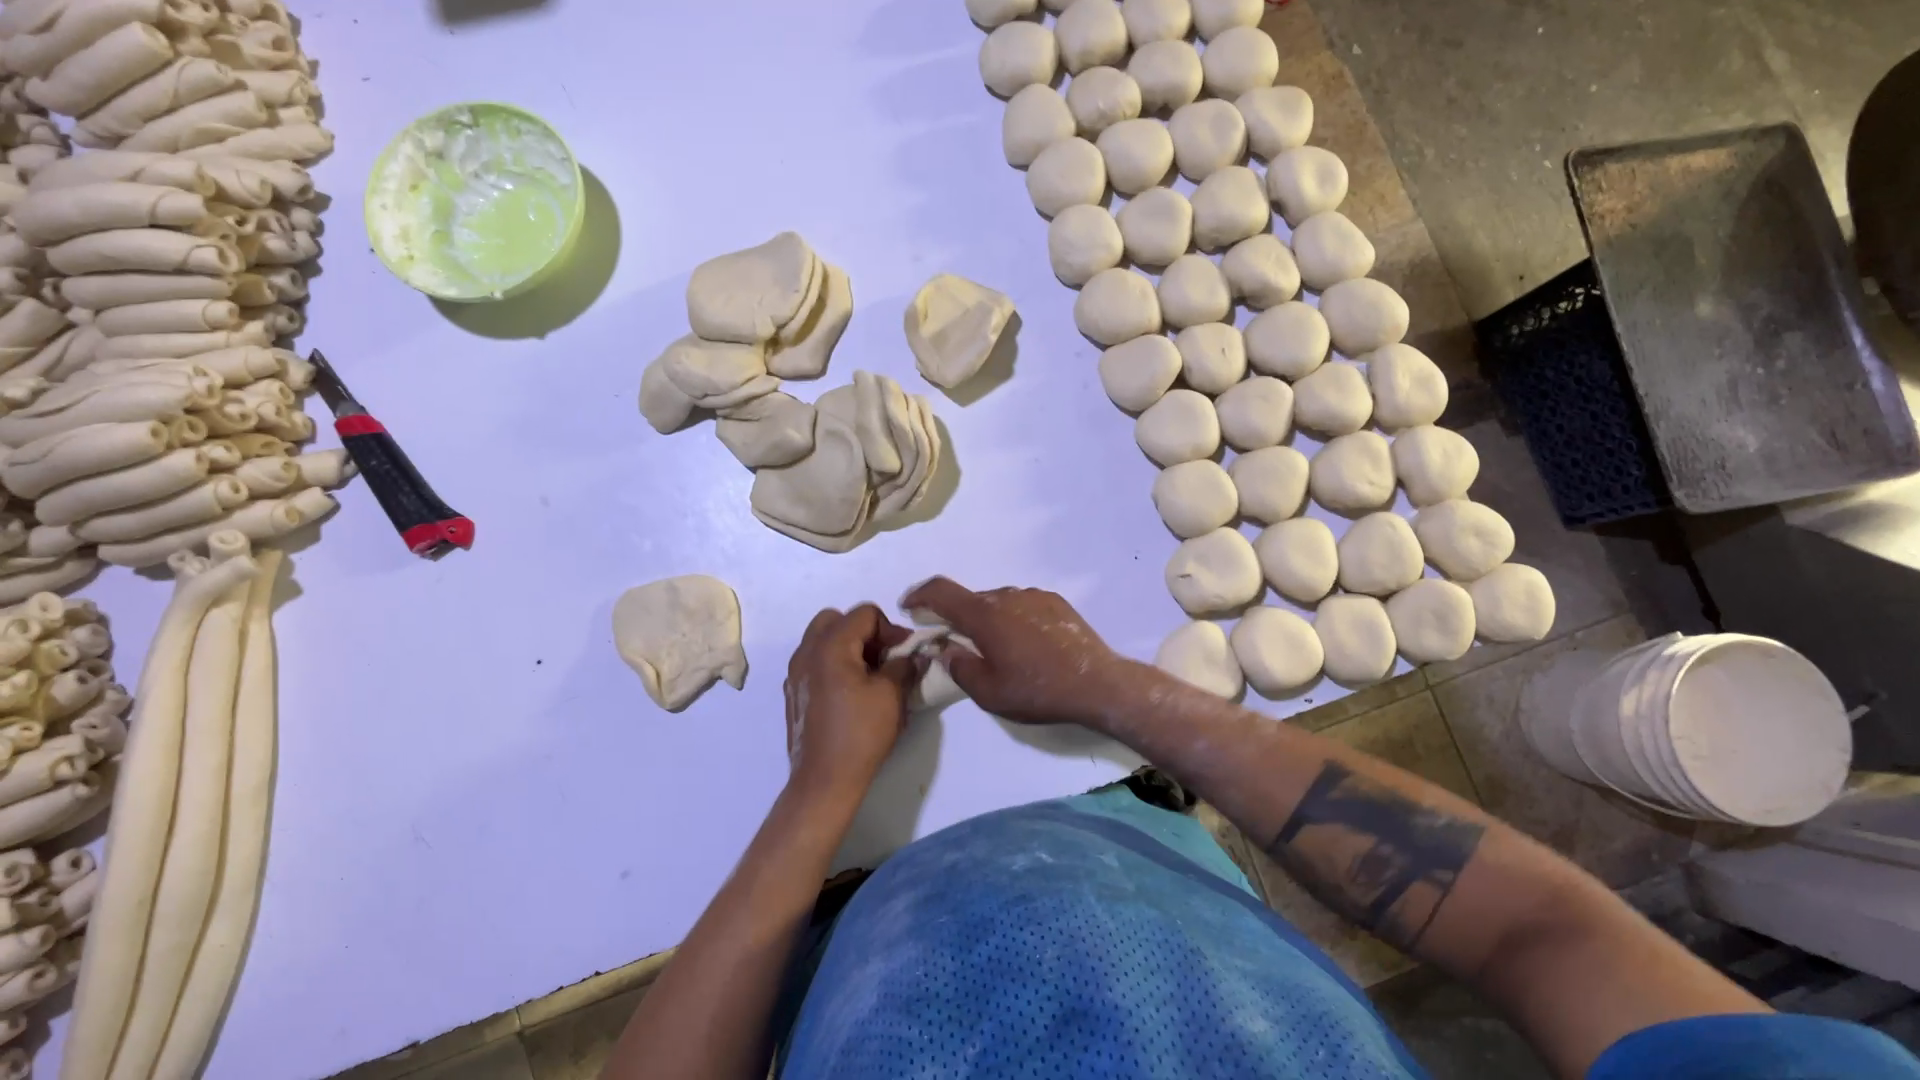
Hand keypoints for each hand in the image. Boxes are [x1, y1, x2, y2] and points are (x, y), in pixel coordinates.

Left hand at [784, 605, 917, 802]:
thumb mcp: (892, 695)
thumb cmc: (861, 734)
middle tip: (885, 658)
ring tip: (871, 676)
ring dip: (849, 647)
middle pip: (837, 620)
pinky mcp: (794, 693)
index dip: (891, 629)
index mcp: (830, 645)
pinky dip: (835, 665)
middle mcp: (806, 651)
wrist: (824, 779)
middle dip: (865, 632)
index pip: (865, 613)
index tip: (905, 654)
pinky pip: (815, 663)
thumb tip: (911, 655)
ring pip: (823, 640)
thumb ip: (904, 665)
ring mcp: (796, 673)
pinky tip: (852, 694)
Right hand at [899, 577, 1129, 727]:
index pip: (941, 591)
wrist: (1097, 683)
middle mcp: (1007, 595)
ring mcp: (1034, 596)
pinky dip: (1012, 620)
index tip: (908, 607)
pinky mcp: (1055, 603)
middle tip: (954, 643)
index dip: (919, 595)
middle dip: (956, 617)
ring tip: (996, 650)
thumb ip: (959, 667)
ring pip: (998, 602)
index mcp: (985, 614)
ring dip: (987, 620)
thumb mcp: (988, 692)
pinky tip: (1025, 646)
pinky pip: (1022, 606)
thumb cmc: (1037, 690)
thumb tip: (946, 649)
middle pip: (970, 599)